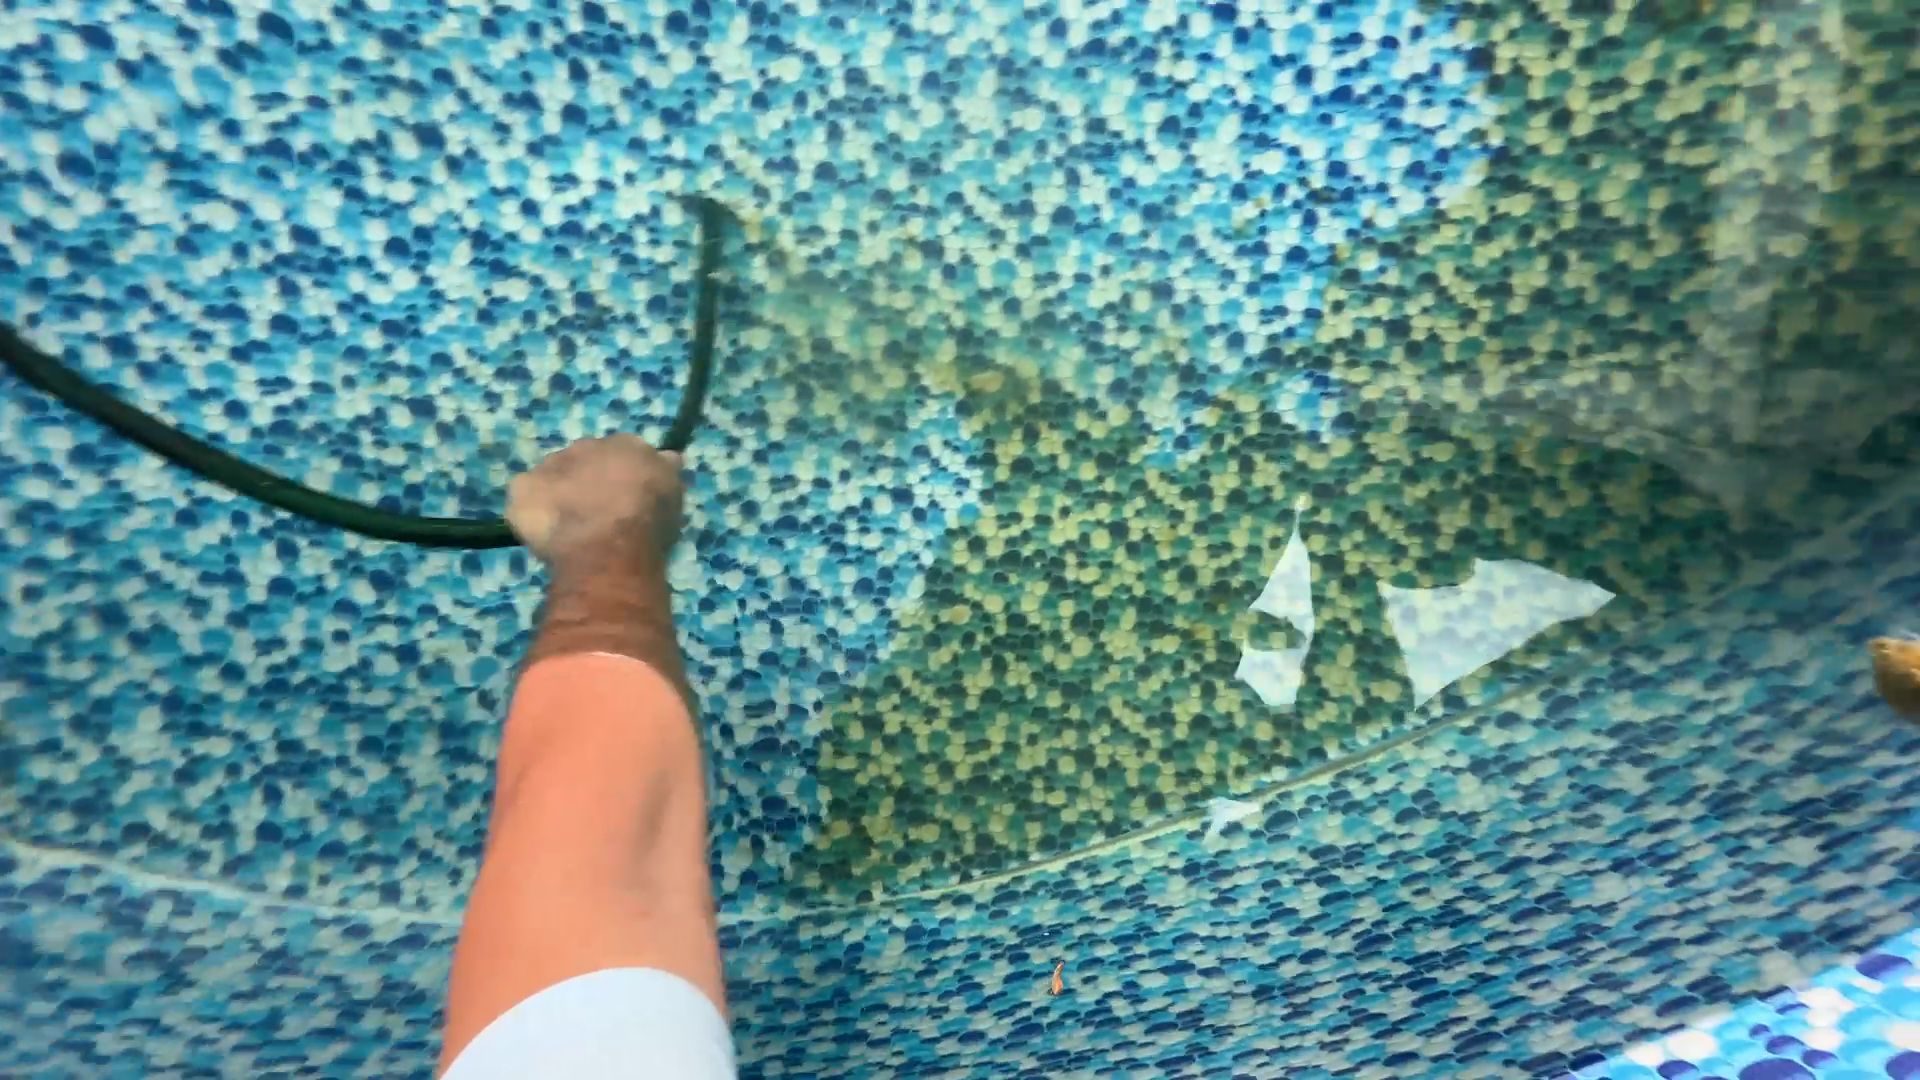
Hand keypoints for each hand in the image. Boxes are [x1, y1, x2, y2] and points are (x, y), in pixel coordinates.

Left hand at [505, 435, 684, 571]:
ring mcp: (551, 465)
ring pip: (556, 477)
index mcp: (628, 444)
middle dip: (592, 480)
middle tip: (603, 513)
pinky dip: (535, 513)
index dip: (628, 474)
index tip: (632, 497)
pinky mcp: (522, 488)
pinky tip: (550, 534)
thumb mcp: (675, 495)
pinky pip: (527, 499)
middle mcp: (587, 445)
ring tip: (575, 528)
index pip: (627, 451)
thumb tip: (667, 456)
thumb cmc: (649, 522)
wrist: (608, 546)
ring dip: (563, 494)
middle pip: (588, 459)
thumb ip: (666, 470)